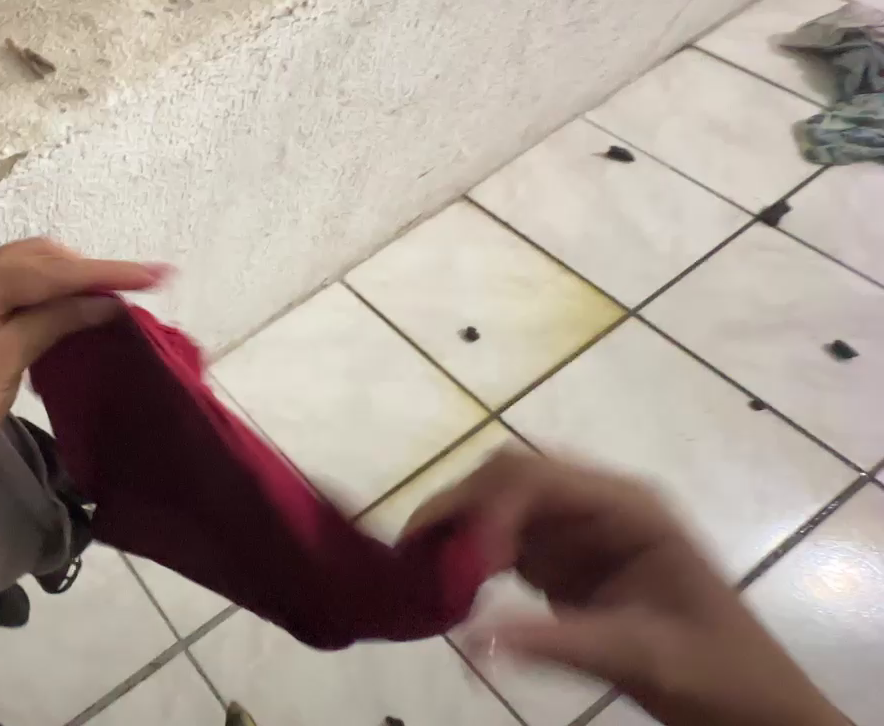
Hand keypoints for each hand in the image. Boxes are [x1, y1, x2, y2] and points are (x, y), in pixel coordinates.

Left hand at [0, 238, 164, 469]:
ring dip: (76, 276)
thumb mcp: (4, 364)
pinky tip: (82, 301)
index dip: (103, 272)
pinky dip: (56, 288)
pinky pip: (25, 282)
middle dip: (91, 269)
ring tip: (119, 292)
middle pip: (42, 257)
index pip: (48, 270)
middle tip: (140, 286)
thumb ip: (52, 323)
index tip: (153, 274)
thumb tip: (107, 302)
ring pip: (35, 265)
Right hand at [406, 450, 843, 725]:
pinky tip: (441, 572)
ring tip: (420, 557)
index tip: (467, 557)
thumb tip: (470, 639)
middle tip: (419, 546)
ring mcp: (570, 523)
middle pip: (503, 474)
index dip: (491, 506)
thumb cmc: (721, 679)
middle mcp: (592, 500)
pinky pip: (492, 531)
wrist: (757, 714)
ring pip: (489, 495)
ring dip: (453, 521)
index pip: (536, 477)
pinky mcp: (552, 551)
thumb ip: (555, 642)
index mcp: (627, 506)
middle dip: (459, 505)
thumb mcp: (644, 659)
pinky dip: (462, 546)